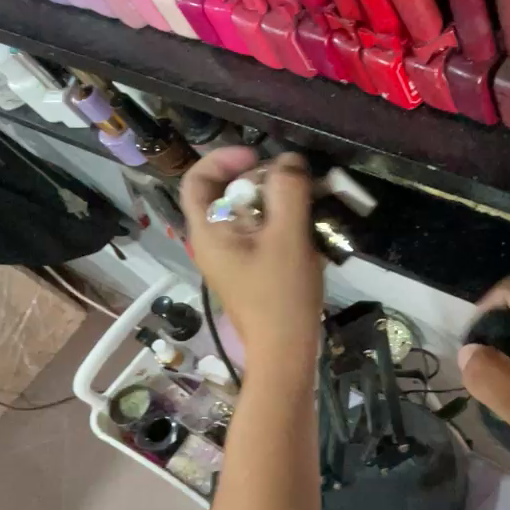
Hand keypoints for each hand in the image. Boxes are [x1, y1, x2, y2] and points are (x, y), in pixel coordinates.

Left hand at [179, 147, 322, 377]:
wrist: (286, 352)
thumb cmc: (281, 295)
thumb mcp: (288, 236)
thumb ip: (288, 190)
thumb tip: (290, 160)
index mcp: (208, 231)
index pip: (198, 179)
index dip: (224, 158)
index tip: (261, 157)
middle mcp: (213, 242)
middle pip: (229, 193)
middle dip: (265, 181)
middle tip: (297, 183)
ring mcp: (233, 258)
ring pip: (251, 214)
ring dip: (281, 204)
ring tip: (311, 207)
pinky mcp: (252, 271)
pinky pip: (264, 235)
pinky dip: (285, 226)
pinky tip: (311, 235)